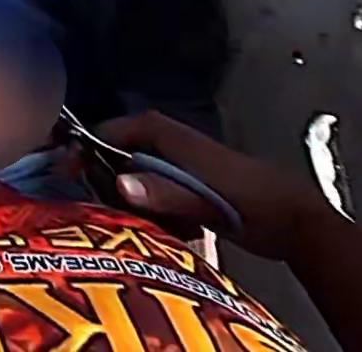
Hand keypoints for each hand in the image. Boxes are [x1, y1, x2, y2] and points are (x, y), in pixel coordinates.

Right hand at [96, 111, 335, 260]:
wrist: (294, 219)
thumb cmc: (248, 199)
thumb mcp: (203, 198)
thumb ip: (161, 191)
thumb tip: (118, 183)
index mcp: (163, 132)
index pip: (109, 130)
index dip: (86, 148)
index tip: (67, 173)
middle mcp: (164, 140)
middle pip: (118, 154)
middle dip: (108, 181)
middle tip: (105, 212)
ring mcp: (174, 161)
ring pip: (134, 176)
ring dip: (130, 200)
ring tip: (133, 226)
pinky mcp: (184, 183)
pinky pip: (151, 191)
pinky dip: (150, 209)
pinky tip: (162, 230)